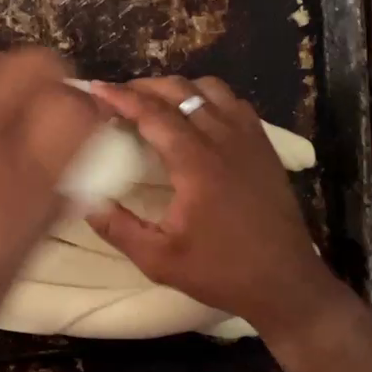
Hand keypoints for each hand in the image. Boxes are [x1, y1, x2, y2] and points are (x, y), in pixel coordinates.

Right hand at [86, 77, 345, 338]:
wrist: (286, 284)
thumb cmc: (221, 271)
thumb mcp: (158, 259)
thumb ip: (117, 227)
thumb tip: (84, 199)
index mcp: (195, 162)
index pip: (152, 113)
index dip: (120, 97)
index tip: (95, 89)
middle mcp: (223, 139)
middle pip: (178, 90)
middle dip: (143, 87)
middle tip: (117, 97)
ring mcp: (248, 139)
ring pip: (208, 89)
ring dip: (176, 88)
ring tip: (154, 103)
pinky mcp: (264, 146)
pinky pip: (233, 102)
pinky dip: (208, 97)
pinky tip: (195, 114)